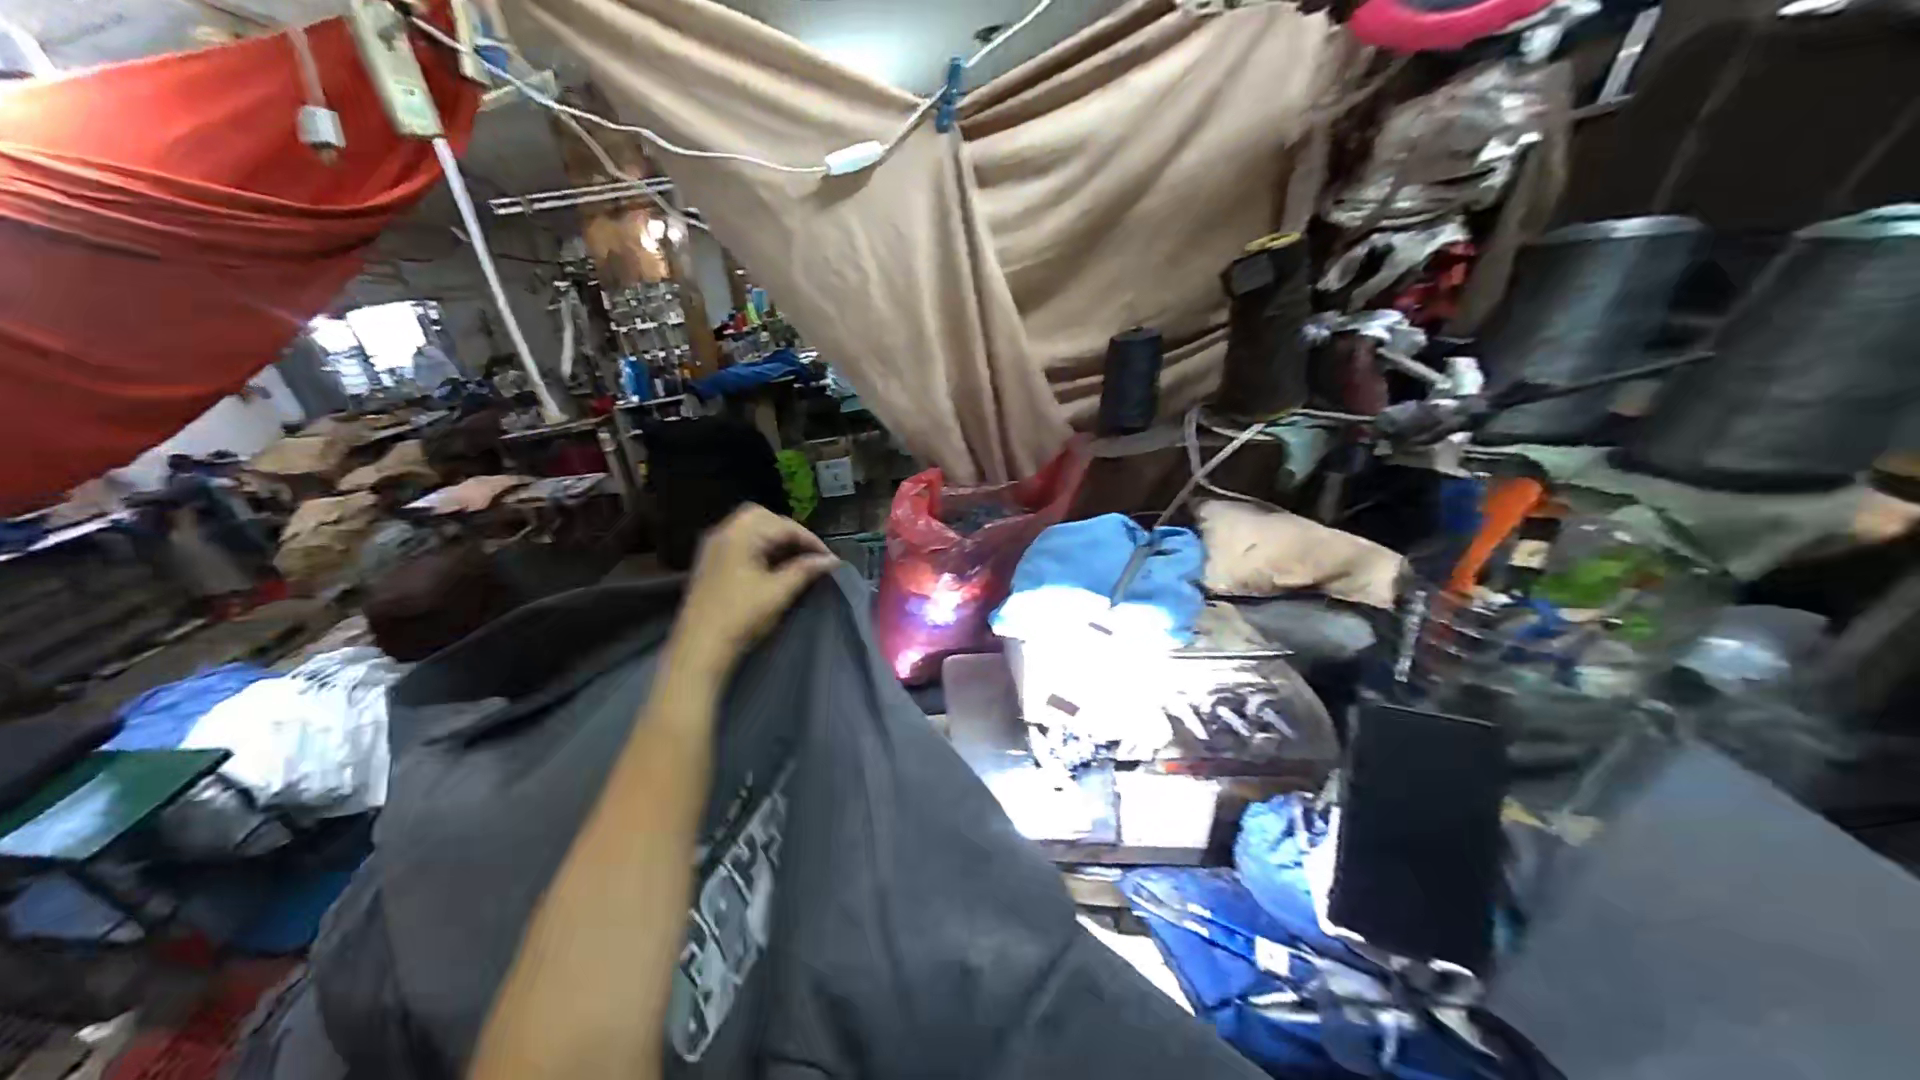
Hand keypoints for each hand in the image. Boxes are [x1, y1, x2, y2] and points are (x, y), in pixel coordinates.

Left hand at [670, 503, 839, 670]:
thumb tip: (831, 560)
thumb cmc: (740, 617)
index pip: (783, 526)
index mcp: (740, 535)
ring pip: (750, 528)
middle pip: (763, 517)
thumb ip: (805, 571)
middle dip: (789, 532)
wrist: (699, 647)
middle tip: (809, 553)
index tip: (828, 559)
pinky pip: (739, 541)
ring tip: (795, 559)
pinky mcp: (710, 562)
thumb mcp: (778, 593)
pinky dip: (759, 546)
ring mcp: (713, 547)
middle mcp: (724, 533)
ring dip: (774, 538)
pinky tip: (772, 565)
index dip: (810, 540)